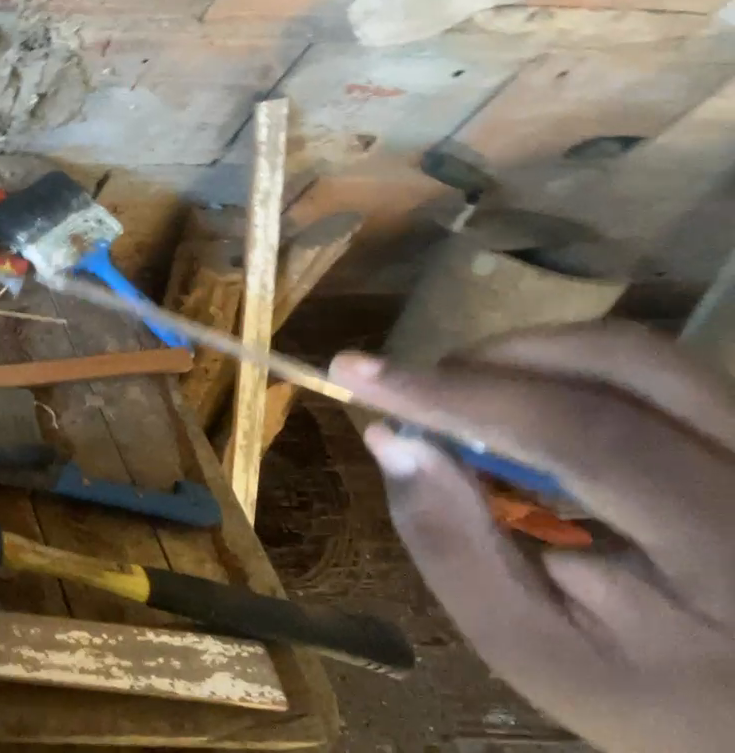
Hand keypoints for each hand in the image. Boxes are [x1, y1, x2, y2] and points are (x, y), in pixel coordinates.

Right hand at [332, 323, 734, 752]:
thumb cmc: (646, 694)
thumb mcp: (532, 648)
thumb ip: (455, 548)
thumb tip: (388, 438)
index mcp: (728, 552)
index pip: (588, 436)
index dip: (461, 394)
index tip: (352, 371)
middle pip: (628, 362)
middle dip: (497, 358)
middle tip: (421, 390)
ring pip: (638, 356)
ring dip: (527, 360)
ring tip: (469, 408)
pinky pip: (649, 378)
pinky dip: (564, 378)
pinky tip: (526, 423)